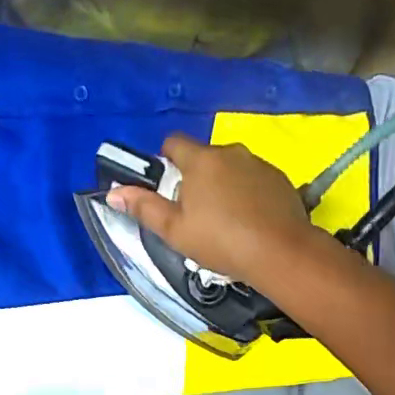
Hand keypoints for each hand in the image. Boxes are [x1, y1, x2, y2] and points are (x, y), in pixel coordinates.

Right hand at [108, 134, 324, 283]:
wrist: (280, 252)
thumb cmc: (221, 241)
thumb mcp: (175, 231)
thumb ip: (144, 208)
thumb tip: (114, 193)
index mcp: (201, 160)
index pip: (174, 142)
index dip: (165, 160)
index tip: (166, 185)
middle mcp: (231, 152)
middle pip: (204, 157)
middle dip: (195, 178)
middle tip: (194, 213)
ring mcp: (259, 164)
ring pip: (231, 168)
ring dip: (223, 186)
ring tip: (225, 221)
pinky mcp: (280, 180)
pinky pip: (255, 181)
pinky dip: (248, 195)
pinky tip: (249, 222)